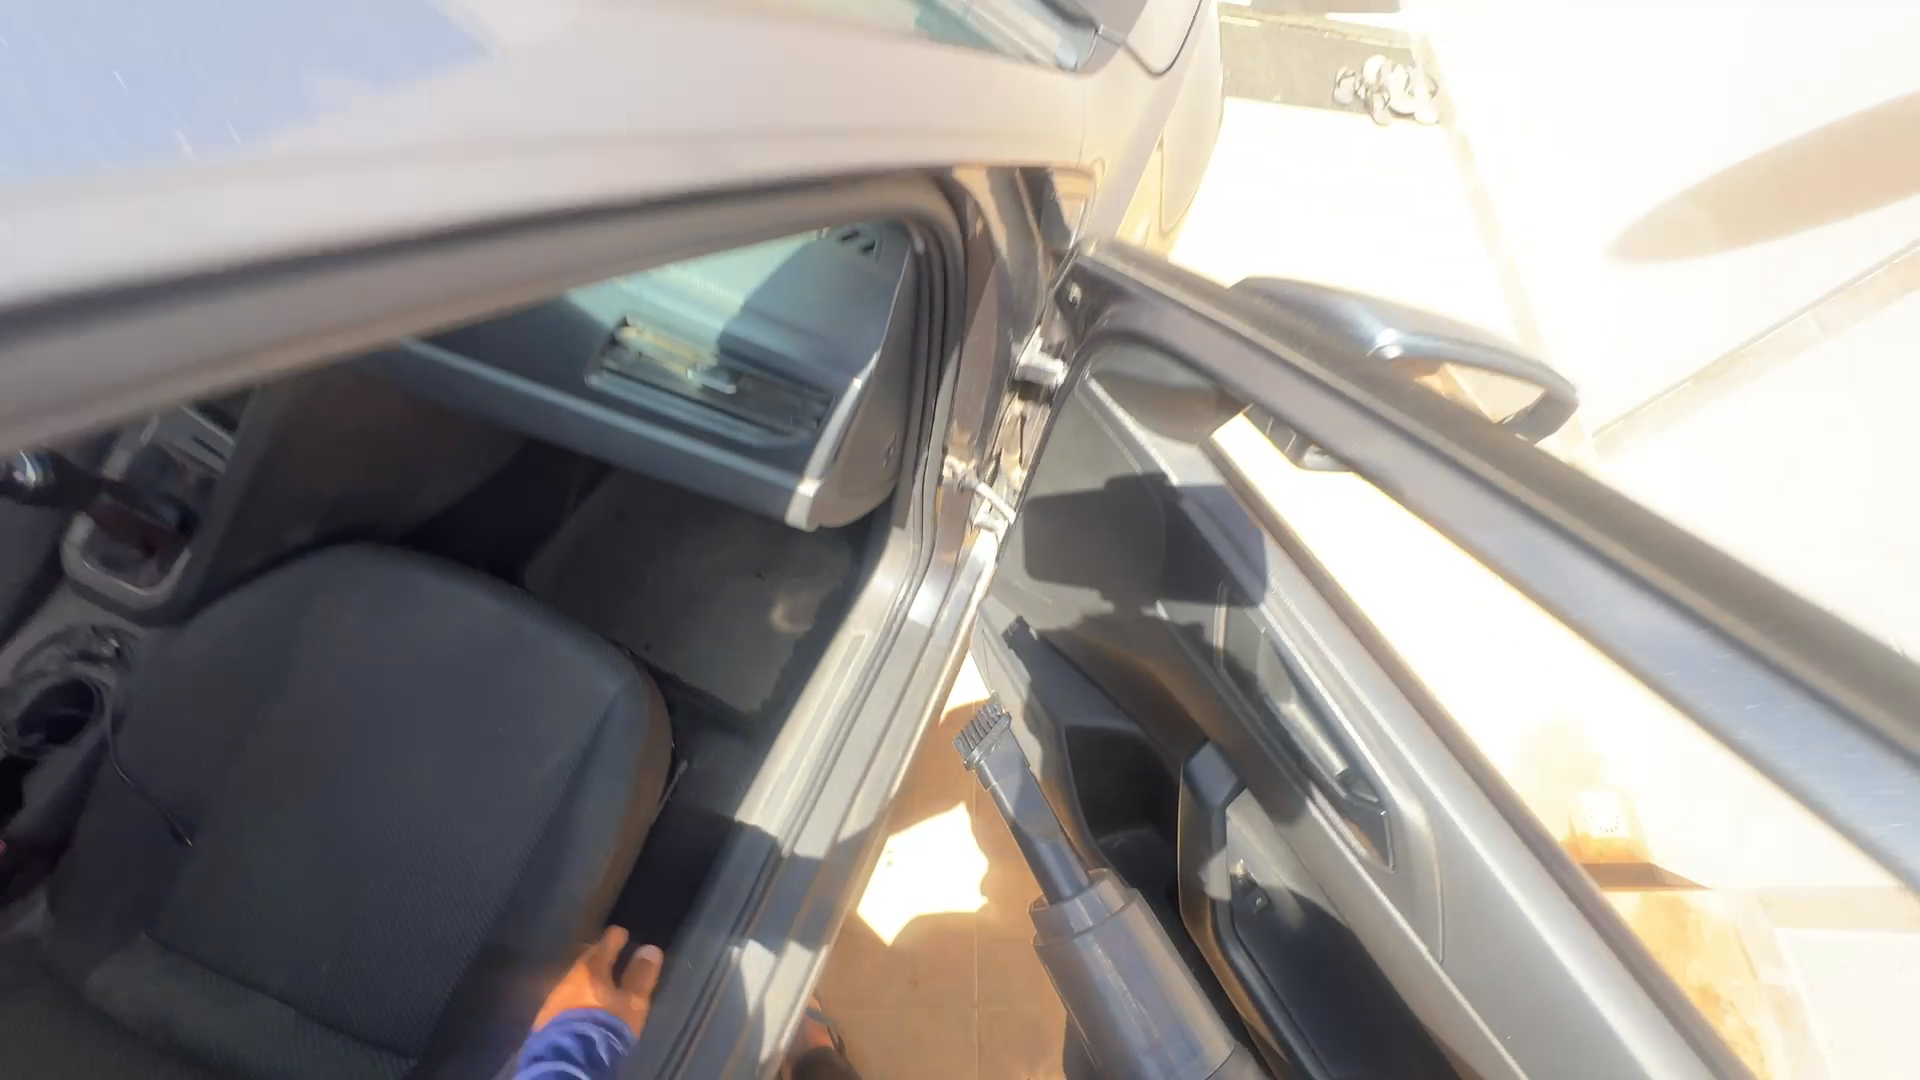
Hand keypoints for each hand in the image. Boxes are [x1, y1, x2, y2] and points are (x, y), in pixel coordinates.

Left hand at [534, 926, 663, 1034]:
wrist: (566, 1063)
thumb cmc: (604, 1026)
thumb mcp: (632, 1003)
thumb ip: (640, 976)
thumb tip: (650, 948)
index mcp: (591, 969)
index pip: (605, 944)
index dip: (615, 937)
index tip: (621, 932)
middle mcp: (568, 980)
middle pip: (584, 962)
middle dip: (596, 959)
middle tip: (608, 957)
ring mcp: (552, 1002)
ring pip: (571, 983)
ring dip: (583, 982)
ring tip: (594, 986)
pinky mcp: (542, 1025)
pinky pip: (562, 1003)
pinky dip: (573, 1001)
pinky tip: (578, 1009)